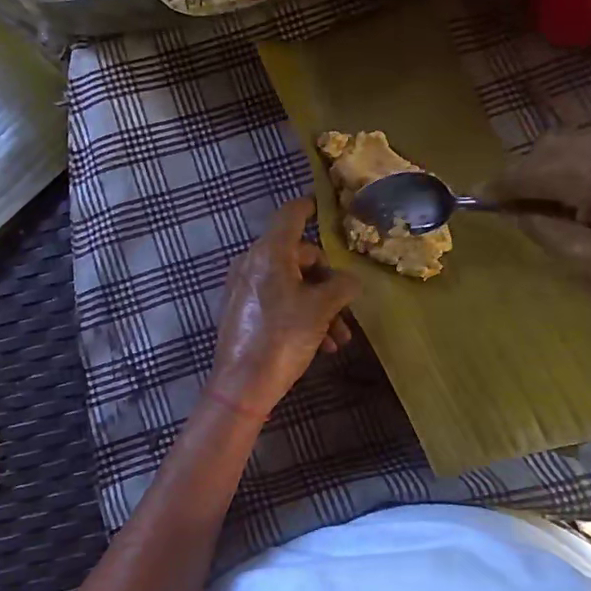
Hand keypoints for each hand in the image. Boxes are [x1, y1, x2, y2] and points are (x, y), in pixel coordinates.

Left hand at [206, 199, 360, 415]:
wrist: (242, 384)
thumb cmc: (283, 337)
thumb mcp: (321, 309)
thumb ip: (342, 286)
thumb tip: (349, 280)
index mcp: (269, 253)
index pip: (291, 214)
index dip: (310, 206)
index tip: (324, 205)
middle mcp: (252, 263)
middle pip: (298, 256)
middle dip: (327, 281)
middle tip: (346, 307)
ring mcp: (244, 288)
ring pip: (292, 285)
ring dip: (319, 306)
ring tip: (339, 338)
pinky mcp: (242, 311)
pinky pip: (277, 302)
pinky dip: (301, 316)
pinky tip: (321, 345)